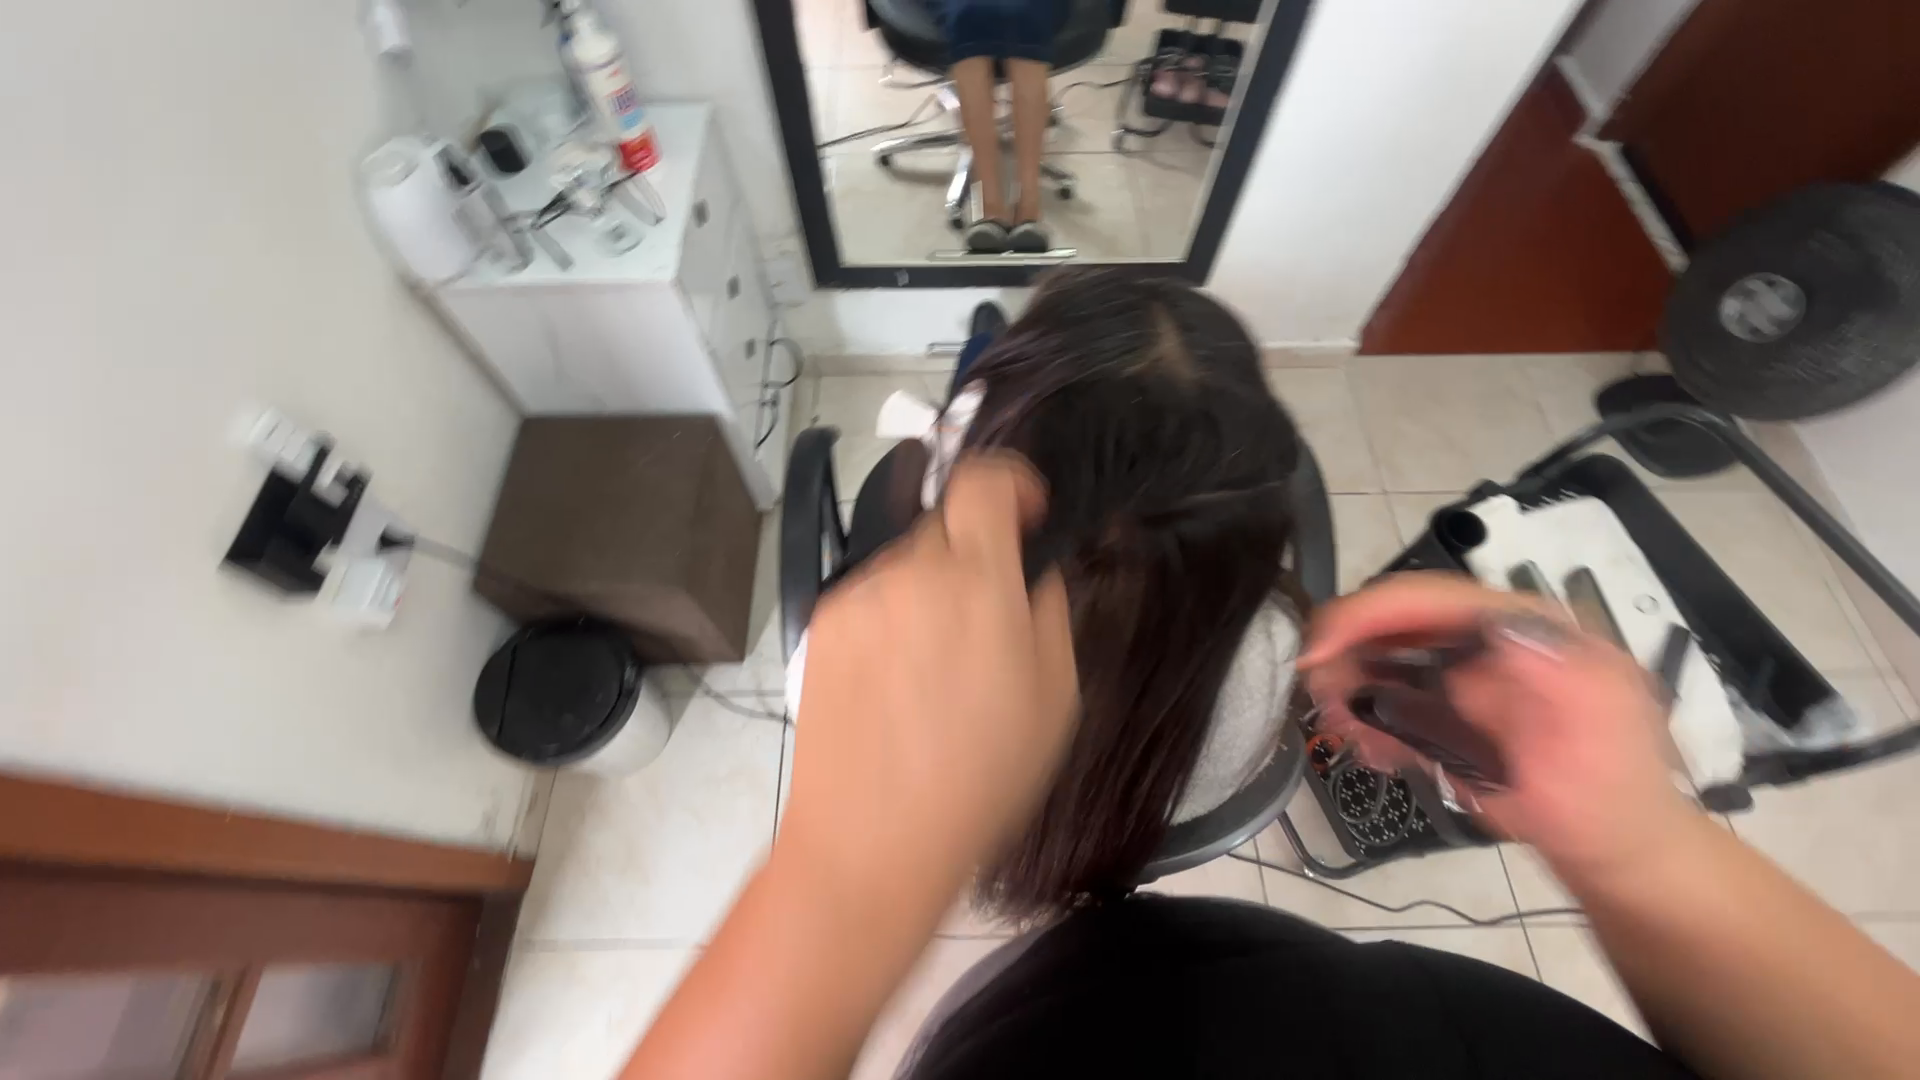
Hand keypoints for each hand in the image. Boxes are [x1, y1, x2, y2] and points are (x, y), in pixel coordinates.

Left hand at [781, 453, 1079, 908]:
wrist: (869, 840)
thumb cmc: (979, 778)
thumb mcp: (1054, 697)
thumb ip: (1046, 610)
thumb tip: (1029, 570)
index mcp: (976, 582)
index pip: (984, 480)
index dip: (1011, 480)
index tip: (1025, 513)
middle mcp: (910, 572)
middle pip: (945, 525)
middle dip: (973, 556)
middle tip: (983, 622)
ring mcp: (858, 597)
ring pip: (906, 564)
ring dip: (929, 591)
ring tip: (934, 669)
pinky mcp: (821, 624)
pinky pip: (870, 598)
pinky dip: (891, 618)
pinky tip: (894, 681)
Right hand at [1300, 573, 1698, 878]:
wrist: (1609, 847)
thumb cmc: (1609, 797)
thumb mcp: (1603, 735)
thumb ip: (1563, 678)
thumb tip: (1506, 627)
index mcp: (1520, 625)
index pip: (1425, 598)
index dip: (1363, 615)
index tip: (1317, 654)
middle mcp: (1478, 636)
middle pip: (1386, 621)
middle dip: (1342, 655)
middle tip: (1320, 700)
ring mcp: (1453, 669)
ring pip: (1370, 657)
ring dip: (1344, 690)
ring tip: (1348, 733)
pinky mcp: (1436, 702)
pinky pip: (1377, 695)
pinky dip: (1360, 717)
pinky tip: (1373, 750)